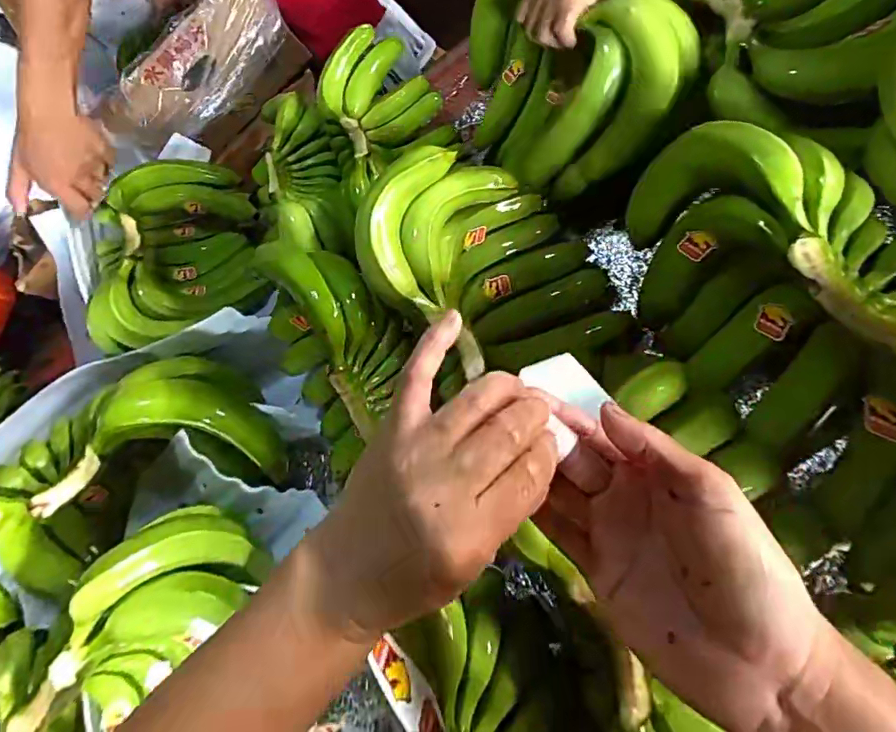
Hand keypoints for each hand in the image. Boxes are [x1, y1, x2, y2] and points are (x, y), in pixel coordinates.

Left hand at [6, 101, 112, 216]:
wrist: (50, 113)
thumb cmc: (30, 140)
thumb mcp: (18, 167)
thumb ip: (18, 191)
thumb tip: (20, 212)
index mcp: (59, 185)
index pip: (80, 209)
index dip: (82, 213)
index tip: (80, 212)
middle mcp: (81, 179)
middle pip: (96, 196)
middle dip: (91, 197)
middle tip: (84, 192)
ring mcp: (96, 165)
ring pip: (104, 180)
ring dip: (97, 180)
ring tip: (89, 174)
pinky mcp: (107, 151)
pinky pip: (110, 164)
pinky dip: (104, 165)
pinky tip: (95, 159)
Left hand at [299, 312, 558, 642]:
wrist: (346, 573)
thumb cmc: (417, 578)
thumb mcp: (479, 560)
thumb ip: (516, 504)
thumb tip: (547, 445)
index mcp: (470, 530)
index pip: (533, 470)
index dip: (549, 450)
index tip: (549, 445)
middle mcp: (444, 482)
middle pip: (513, 427)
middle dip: (537, 415)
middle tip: (539, 415)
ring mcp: (415, 446)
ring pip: (482, 395)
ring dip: (511, 387)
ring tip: (518, 393)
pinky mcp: (392, 425)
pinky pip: (418, 374)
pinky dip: (435, 342)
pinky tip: (455, 318)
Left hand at [516, 0, 626, 48]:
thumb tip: (560, 5)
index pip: (521, 16)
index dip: (533, 28)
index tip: (548, 32)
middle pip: (530, 30)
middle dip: (545, 40)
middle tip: (560, 40)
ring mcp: (552, 0)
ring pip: (542, 35)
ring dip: (555, 43)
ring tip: (567, 41)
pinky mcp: (567, 6)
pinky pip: (561, 33)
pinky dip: (567, 41)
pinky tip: (574, 40)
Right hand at [536, 402, 836, 731]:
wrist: (760, 661)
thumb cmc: (745, 562)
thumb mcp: (710, 492)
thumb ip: (656, 450)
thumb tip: (604, 408)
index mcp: (656, 469)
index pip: (605, 431)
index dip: (571, 412)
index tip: (532, 392)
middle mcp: (628, 493)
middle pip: (578, 458)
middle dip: (545, 437)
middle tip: (503, 420)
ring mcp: (611, 532)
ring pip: (563, 493)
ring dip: (534, 471)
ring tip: (495, 450)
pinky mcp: (599, 573)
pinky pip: (562, 535)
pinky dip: (536, 514)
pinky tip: (508, 495)